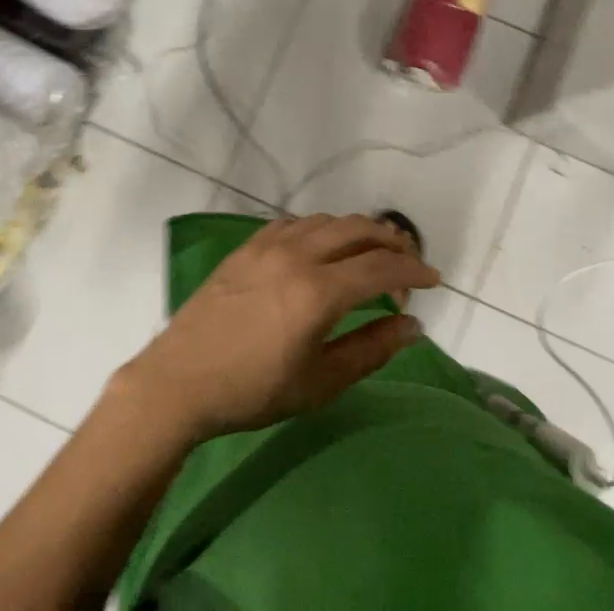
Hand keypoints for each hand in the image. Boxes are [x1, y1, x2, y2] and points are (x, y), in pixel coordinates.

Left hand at [115, 214, 440, 440]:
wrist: (179, 381)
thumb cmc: (252, 391)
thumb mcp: (320, 383)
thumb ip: (371, 350)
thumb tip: (412, 326)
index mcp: (318, 292)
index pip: (381, 267)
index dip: (414, 271)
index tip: (434, 281)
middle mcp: (296, 256)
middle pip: (358, 231)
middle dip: (391, 242)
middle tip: (408, 263)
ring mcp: (268, 246)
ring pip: (327, 221)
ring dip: (357, 231)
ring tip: (372, 252)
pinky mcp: (246, 248)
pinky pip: (295, 223)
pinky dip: (322, 229)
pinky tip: (323, 248)